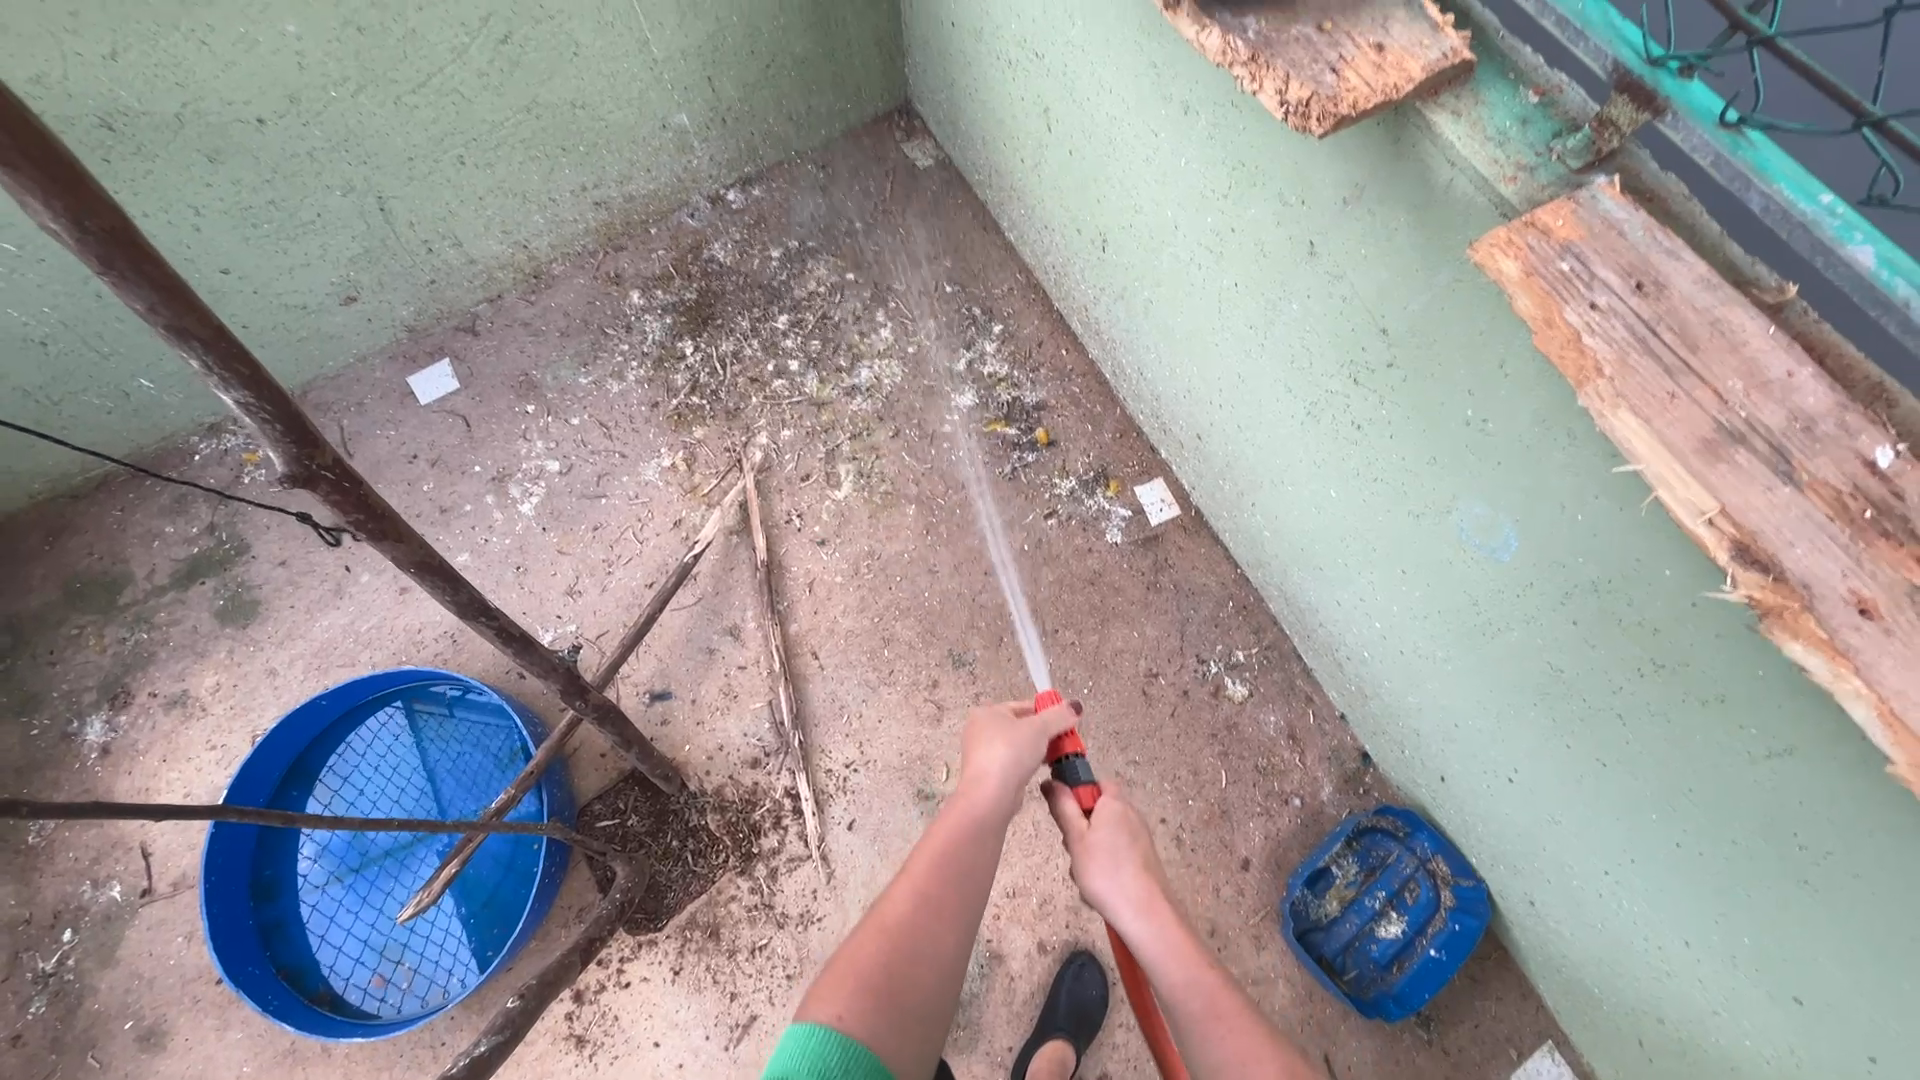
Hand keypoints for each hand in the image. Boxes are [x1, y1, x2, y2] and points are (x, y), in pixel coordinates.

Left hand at [956, 698, 1082, 817]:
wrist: (989, 796)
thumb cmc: (1009, 753)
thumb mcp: (1039, 728)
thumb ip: (1059, 716)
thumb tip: (1074, 706)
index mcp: (988, 713)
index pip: (1023, 706)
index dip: (1046, 712)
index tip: (1066, 721)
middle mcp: (981, 731)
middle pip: (1021, 727)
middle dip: (1044, 733)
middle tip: (1066, 740)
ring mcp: (983, 755)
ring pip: (1019, 747)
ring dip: (1038, 751)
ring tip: (1058, 756)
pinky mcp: (989, 776)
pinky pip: (1014, 764)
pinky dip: (1028, 765)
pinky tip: (1042, 770)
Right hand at [1042, 777, 1173, 936]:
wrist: (1145, 912)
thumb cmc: (1105, 871)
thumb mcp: (1075, 838)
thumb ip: (1062, 807)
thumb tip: (1050, 781)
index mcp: (1114, 802)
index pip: (1096, 782)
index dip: (1078, 792)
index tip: (1064, 813)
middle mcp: (1131, 814)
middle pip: (1099, 810)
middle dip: (1081, 827)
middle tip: (1071, 848)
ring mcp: (1140, 838)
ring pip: (1105, 835)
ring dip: (1090, 850)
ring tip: (1083, 874)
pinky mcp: (1144, 859)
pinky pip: (1117, 853)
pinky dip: (1105, 865)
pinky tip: (1098, 887)